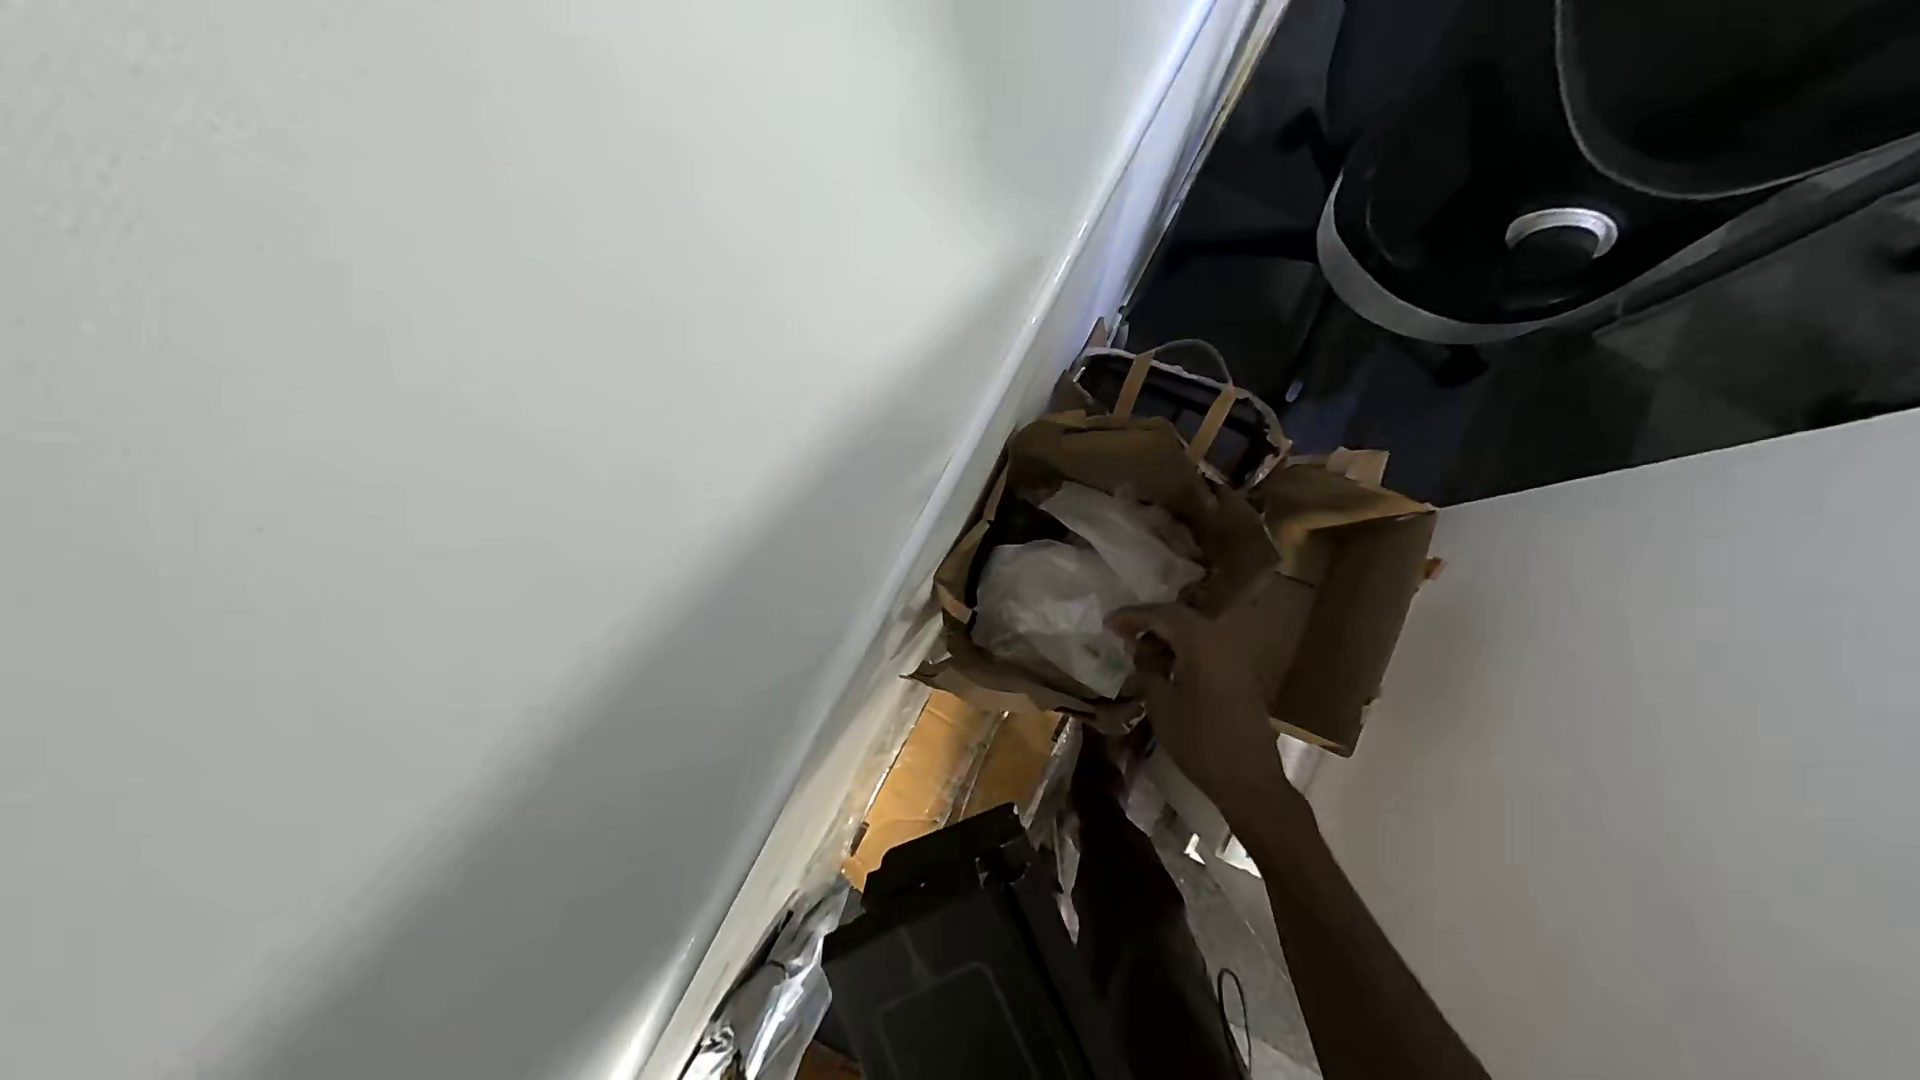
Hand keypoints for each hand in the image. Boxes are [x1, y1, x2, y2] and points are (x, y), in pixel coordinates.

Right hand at [1107, 602, 1306, 825]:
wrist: (1248, 779)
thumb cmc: (1198, 740)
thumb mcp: (1160, 704)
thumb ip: (1147, 670)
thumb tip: (1140, 652)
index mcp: (1201, 641)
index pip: (1162, 614)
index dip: (1132, 616)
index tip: (1107, 623)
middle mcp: (1221, 640)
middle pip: (1180, 618)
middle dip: (1149, 623)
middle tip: (1121, 634)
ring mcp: (1234, 658)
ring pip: (1194, 634)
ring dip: (1166, 638)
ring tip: (1138, 652)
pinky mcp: (1239, 676)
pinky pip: (1205, 650)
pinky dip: (1182, 651)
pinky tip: (1164, 667)